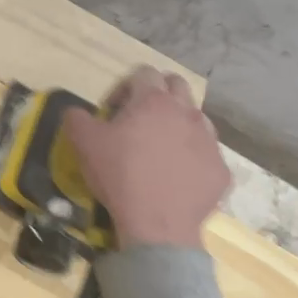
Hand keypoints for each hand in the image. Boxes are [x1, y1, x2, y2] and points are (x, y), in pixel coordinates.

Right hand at [65, 68, 228, 249]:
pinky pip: (207, 152)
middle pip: (177, 85)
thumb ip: (76, 116)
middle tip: (138, 117)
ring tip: (159, 146)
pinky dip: (192, 155)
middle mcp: (187, 113)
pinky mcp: (221, 170)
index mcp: (153, 101)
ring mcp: (209, 142)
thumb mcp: (82, 141)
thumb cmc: (118, 174)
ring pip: (196, 117)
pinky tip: (175, 174)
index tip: (112, 110)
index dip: (124, 86)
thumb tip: (79, 112)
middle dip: (157, 93)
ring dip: (178, 122)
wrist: (157, 224)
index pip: (143, 72)